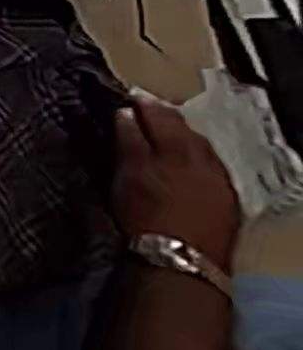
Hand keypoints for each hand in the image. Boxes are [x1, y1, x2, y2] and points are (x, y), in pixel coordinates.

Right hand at [112, 95, 240, 267]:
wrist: (180, 256)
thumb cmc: (143, 211)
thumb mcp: (127, 173)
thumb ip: (129, 141)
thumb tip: (125, 114)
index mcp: (179, 153)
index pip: (162, 118)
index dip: (144, 104)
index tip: (127, 94)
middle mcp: (206, 163)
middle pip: (186, 132)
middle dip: (165, 118)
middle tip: (142, 107)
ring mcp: (220, 182)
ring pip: (200, 149)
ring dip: (180, 136)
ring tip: (159, 130)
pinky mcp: (224, 199)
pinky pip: (209, 166)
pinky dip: (192, 155)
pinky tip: (180, 160)